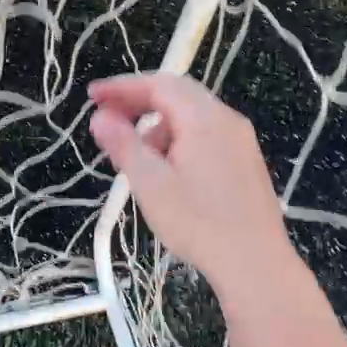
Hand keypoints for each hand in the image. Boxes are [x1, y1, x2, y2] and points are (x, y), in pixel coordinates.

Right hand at [88, 73, 290, 295]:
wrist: (253, 262)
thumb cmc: (197, 223)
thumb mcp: (150, 184)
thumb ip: (124, 145)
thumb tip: (100, 117)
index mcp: (204, 119)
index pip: (159, 85)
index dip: (122, 87)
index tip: (92, 96)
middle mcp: (227, 120)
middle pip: (178, 95)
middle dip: (139, 103)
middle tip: (107, 120)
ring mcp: (240, 142)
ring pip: (192, 118)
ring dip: (157, 127)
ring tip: (135, 159)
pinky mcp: (244, 163)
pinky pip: (205, 136)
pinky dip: (177, 141)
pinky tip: (166, 173)